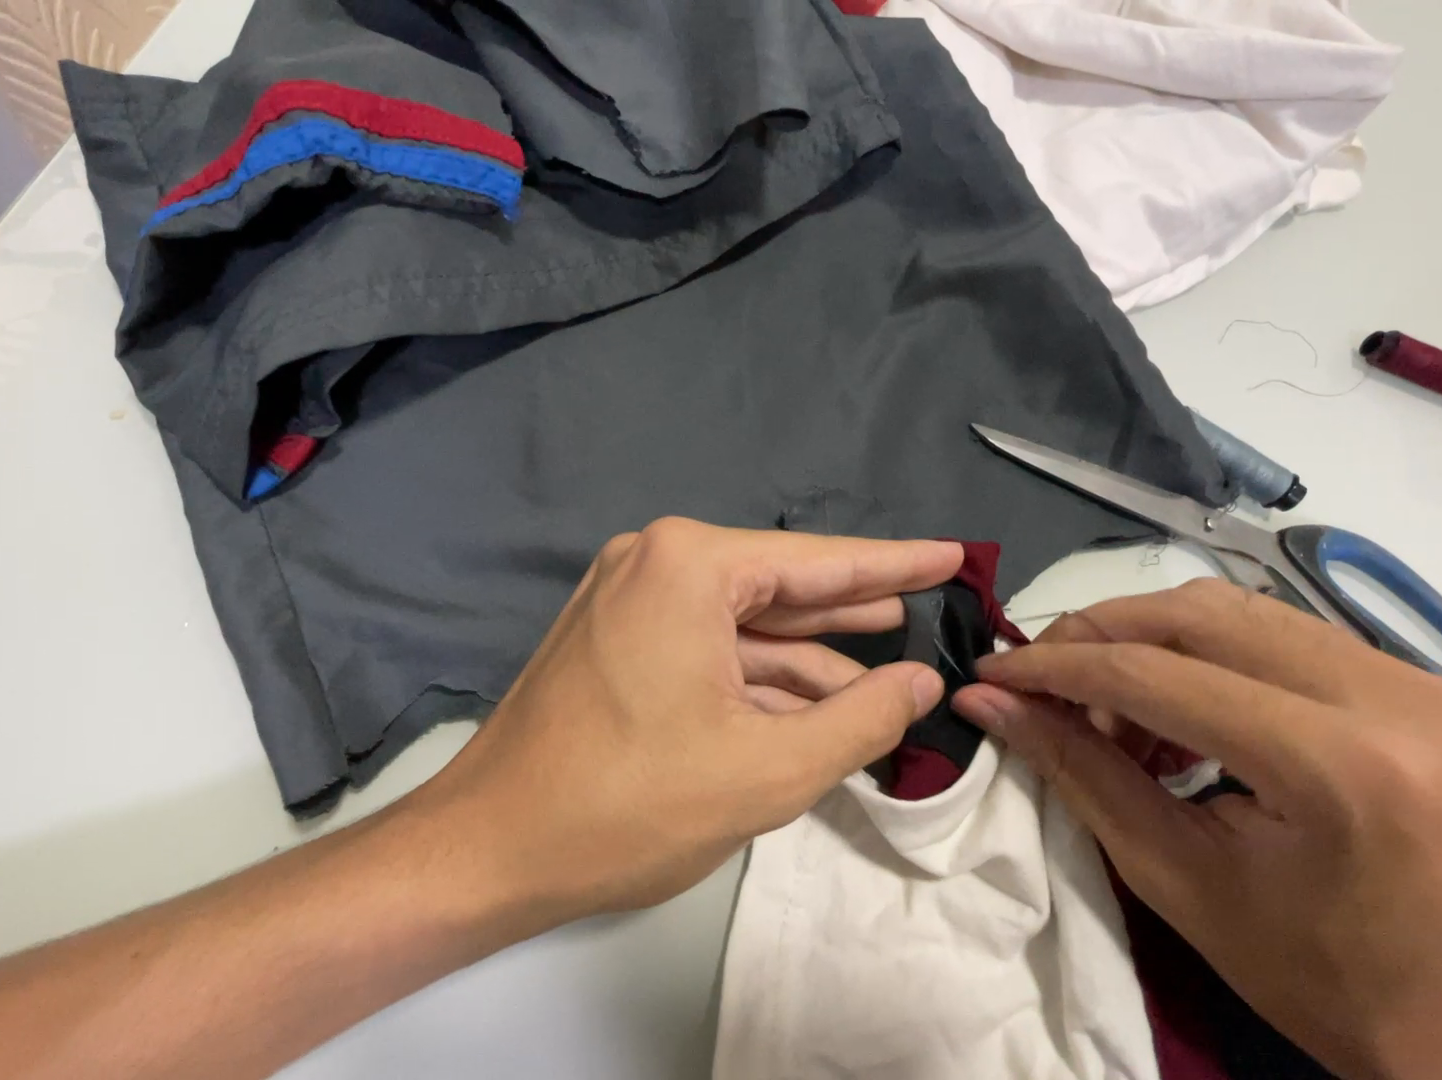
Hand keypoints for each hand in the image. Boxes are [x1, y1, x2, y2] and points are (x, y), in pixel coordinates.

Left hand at [412, 518, 957, 922]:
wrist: (488, 850)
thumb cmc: (628, 805)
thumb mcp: (767, 769)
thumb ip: (860, 719)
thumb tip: (920, 683)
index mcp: (688, 565)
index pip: (816, 562)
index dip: (893, 563)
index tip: (952, 554)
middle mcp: (652, 562)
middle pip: (778, 586)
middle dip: (853, 608)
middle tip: (930, 601)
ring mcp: (626, 600)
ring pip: (741, 623)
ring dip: (808, 655)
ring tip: (887, 659)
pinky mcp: (613, 640)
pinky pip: (705, 647)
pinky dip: (757, 677)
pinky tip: (813, 699)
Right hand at [952, 579, 1441, 1079]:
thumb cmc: (1319, 978)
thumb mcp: (1175, 877)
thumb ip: (1076, 770)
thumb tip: (984, 703)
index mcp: (1338, 768)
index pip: (1156, 675)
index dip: (1053, 668)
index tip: (989, 674)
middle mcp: (1399, 699)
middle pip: (1196, 615)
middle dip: (1095, 636)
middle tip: (1038, 678)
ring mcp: (1434, 682)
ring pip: (1240, 610)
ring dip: (1147, 640)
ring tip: (1108, 704)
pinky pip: (1287, 635)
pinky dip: (1208, 655)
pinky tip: (1181, 707)